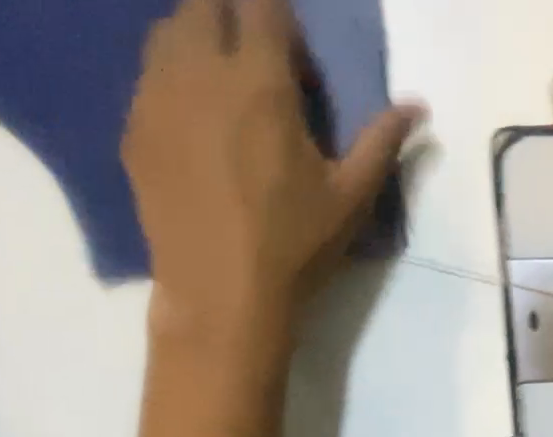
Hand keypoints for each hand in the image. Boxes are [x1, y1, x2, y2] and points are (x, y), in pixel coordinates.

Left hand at [122, 0, 422, 335]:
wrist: (222, 293)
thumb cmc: (296, 245)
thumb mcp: (351, 198)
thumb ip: (382, 142)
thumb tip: (418, 106)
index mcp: (260, 83)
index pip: (261, 5)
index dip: (280, 17)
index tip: (295, 53)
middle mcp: (199, 72)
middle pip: (204, 3)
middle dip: (234, 15)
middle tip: (260, 60)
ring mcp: (157, 97)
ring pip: (167, 32)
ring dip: (198, 39)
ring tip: (225, 86)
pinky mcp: (134, 129)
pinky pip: (148, 77)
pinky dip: (173, 80)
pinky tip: (197, 126)